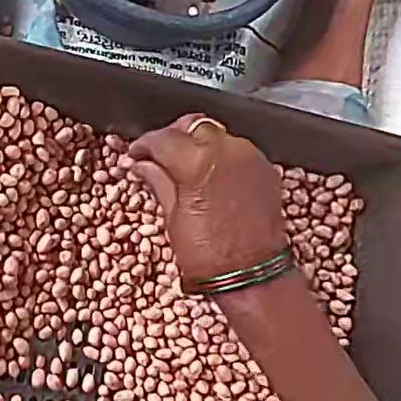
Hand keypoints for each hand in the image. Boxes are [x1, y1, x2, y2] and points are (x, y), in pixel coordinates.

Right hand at [129, 114, 288, 282]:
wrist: (251, 275)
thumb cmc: (207, 254)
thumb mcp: (172, 217)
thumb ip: (159, 181)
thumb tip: (143, 165)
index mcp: (197, 161)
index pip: (163, 138)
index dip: (144, 144)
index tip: (135, 154)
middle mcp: (227, 150)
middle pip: (192, 126)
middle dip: (171, 137)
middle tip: (155, 156)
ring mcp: (250, 157)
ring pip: (217, 134)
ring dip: (196, 144)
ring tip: (181, 167)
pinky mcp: (265, 169)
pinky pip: (236, 150)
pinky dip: (218, 155)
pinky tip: (207, 175)